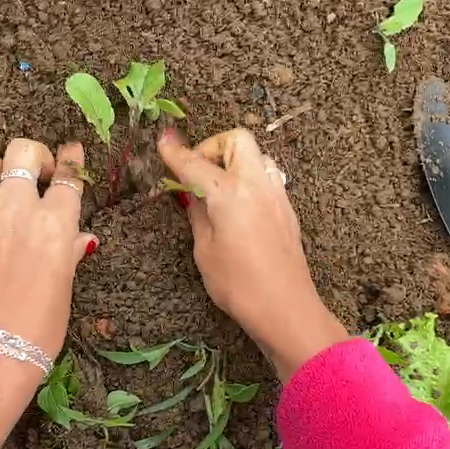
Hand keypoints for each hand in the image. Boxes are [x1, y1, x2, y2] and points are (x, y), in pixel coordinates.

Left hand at [0, 138, 96, 448]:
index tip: (71, 152)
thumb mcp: (66, 284)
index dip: (72, 160)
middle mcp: (16, 210)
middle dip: (31, 154)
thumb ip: (70, 251)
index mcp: (55, 222)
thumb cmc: (42, 326)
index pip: (69, 176)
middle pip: (22, 154)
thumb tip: (80, 238)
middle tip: (32, 170)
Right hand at [159, 128, 346, 379]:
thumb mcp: (205, 250)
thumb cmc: (239, 285)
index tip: (163, 143)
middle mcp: (256, 185)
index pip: (195, 162)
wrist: (286, 308)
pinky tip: (236, 206)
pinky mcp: (286, 210)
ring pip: (255, 157)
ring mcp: (276, 195)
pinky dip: (247, 180)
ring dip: (233, 162)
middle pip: (237, 140)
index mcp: (230, 193)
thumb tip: (192, 193)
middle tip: (196, 172)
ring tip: (216, 190)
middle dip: (212, 147)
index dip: (175, 152)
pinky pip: (265, 178)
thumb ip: (198, 213)